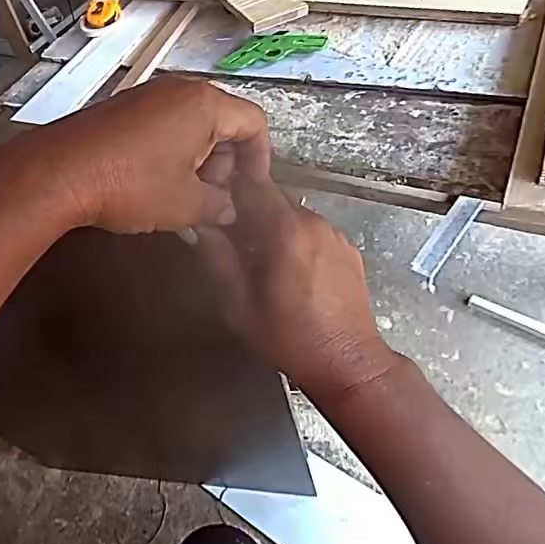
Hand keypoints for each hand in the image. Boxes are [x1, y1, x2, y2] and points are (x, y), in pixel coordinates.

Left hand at [0, 75, 270, 234]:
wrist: (58, 174)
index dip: (258, 159)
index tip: (249, 187)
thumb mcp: (186, 205)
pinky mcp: (117, 110)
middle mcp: (173, 90)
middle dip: (221, 164)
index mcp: (202, 103)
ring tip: (177, 198)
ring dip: (191, 161)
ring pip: (186, 127)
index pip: (253, 122)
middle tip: (210, 199)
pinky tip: (150, 186)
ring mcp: (141, 97)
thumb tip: (225, 208)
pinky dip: (163, 154)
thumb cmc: (122, 183)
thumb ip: (219, 206)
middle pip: (219, 123)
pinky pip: (155, 128)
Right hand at [193, 175, 399, 400]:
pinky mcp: (346, 248)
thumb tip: (196, 225)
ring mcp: (334, 235)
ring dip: (266, 221)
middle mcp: (314, 224)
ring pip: (289, 210)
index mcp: (286, 231)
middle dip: (243, 205)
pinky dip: (289, 234)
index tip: (208, 189)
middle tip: (222, 227)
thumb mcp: (236, 301)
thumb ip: (214, 256)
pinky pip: (309, 228)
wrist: (349, 364)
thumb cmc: (288, 336)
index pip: (251, 184)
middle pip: (271, 195)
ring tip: (249, 249)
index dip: (226, 180)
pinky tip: (280, 263)